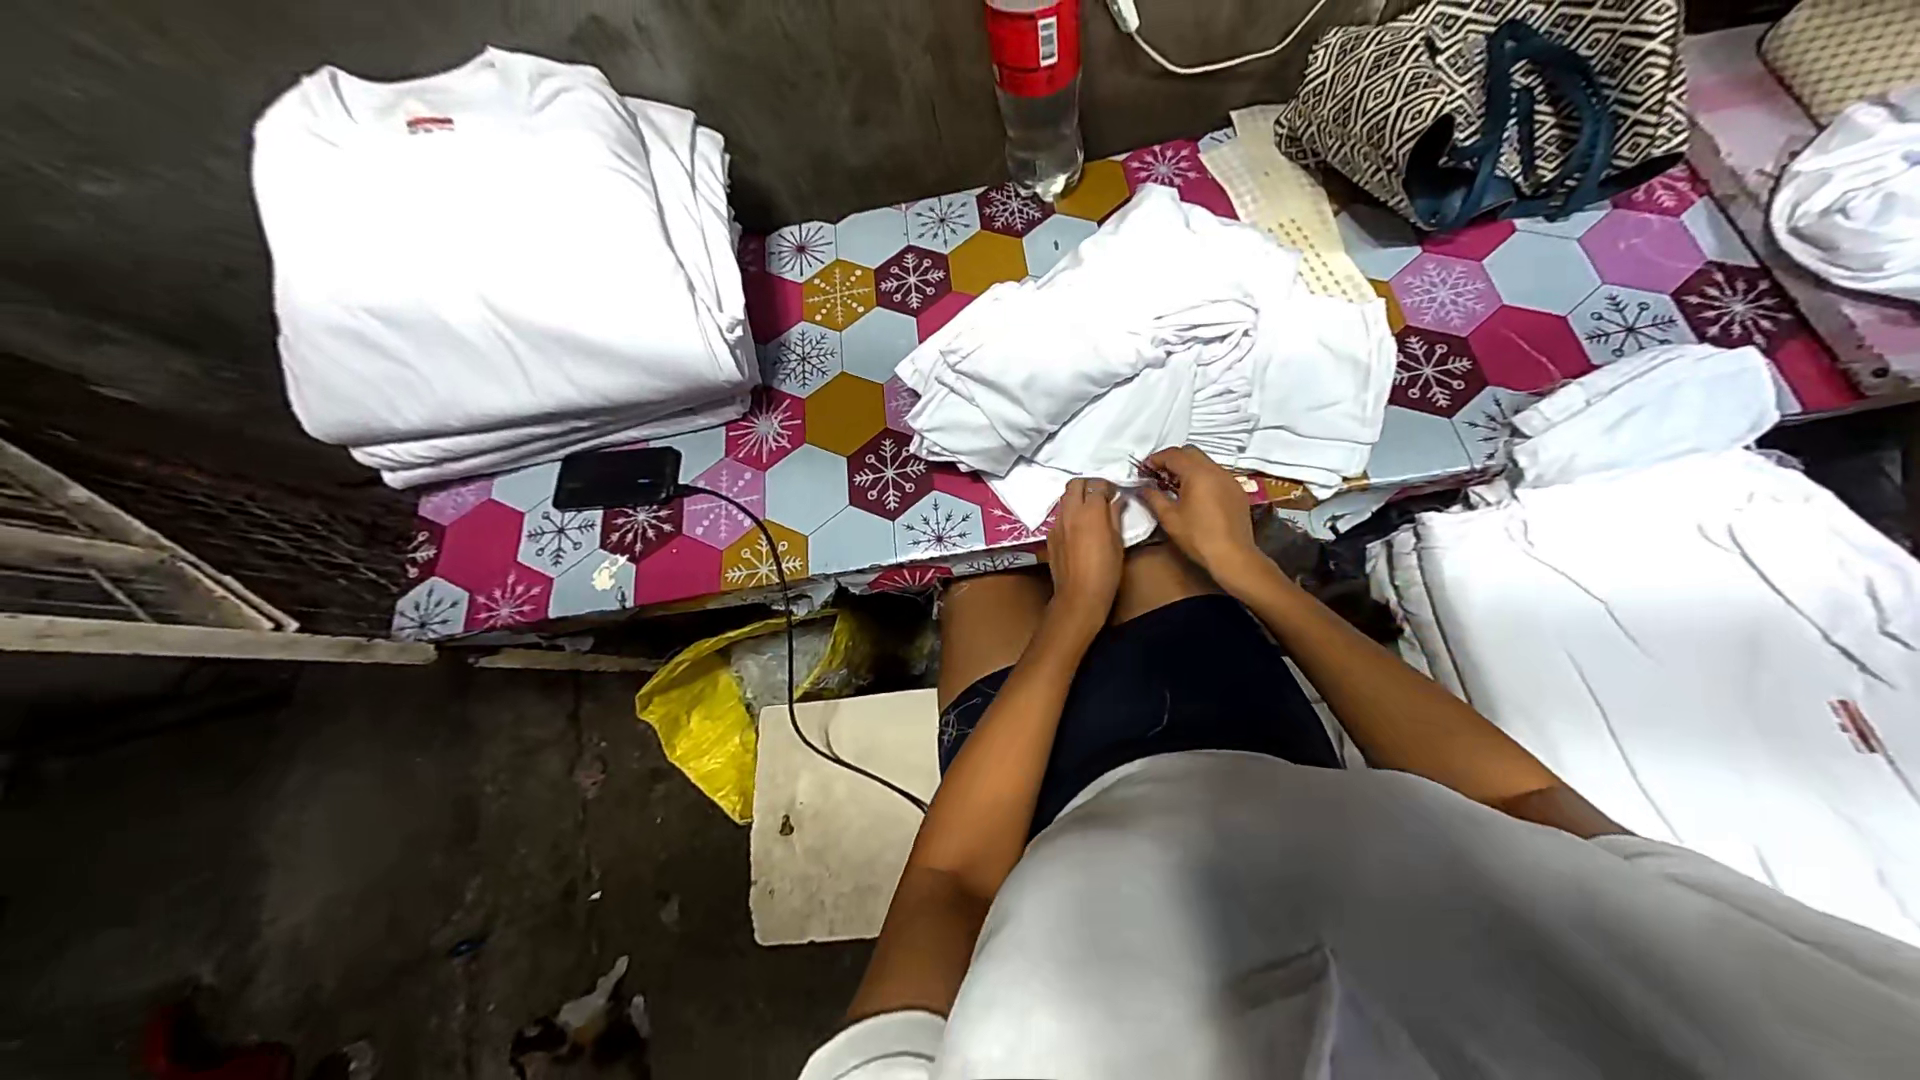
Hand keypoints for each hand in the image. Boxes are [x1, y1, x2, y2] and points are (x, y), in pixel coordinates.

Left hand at [1045, 477, 1123, 627]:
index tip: (1114, 493)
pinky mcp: (1050, 536)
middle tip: (1100, 495)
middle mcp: (1070, 512)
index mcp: (1091, 511)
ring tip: (1089, 511)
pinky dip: (1069, 515)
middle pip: (1075, 484)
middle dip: (1088, 485)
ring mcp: (1057, 524)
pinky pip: (1059, 517)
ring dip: (1076, 498)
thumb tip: (1116, 501)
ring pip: (1064, 499)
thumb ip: (1115, 516)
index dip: (1107, 486)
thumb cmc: (1105, 571)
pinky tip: (1078, 528)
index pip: (1097, 485)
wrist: (1079, 594)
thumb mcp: (1117, 541)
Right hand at [1137, 446, 1265, 587]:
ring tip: (1173, 485)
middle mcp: (1216, 471)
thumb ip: (1153, 497)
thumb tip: (1143, 488)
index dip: (1155, 459)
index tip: (1144, 470)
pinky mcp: (1237, 491)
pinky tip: (1194, 495)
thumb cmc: (1198, 537)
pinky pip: (1216, 475)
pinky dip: (1201, 477)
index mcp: (1198, 474)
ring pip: (1204, 462)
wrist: (1232, 555)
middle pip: (1190, 453)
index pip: (1173, 454)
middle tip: (1157, 474)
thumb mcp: (1169, 517)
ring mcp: (1230, 480)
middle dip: (1171, 460)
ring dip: (1187, 468)